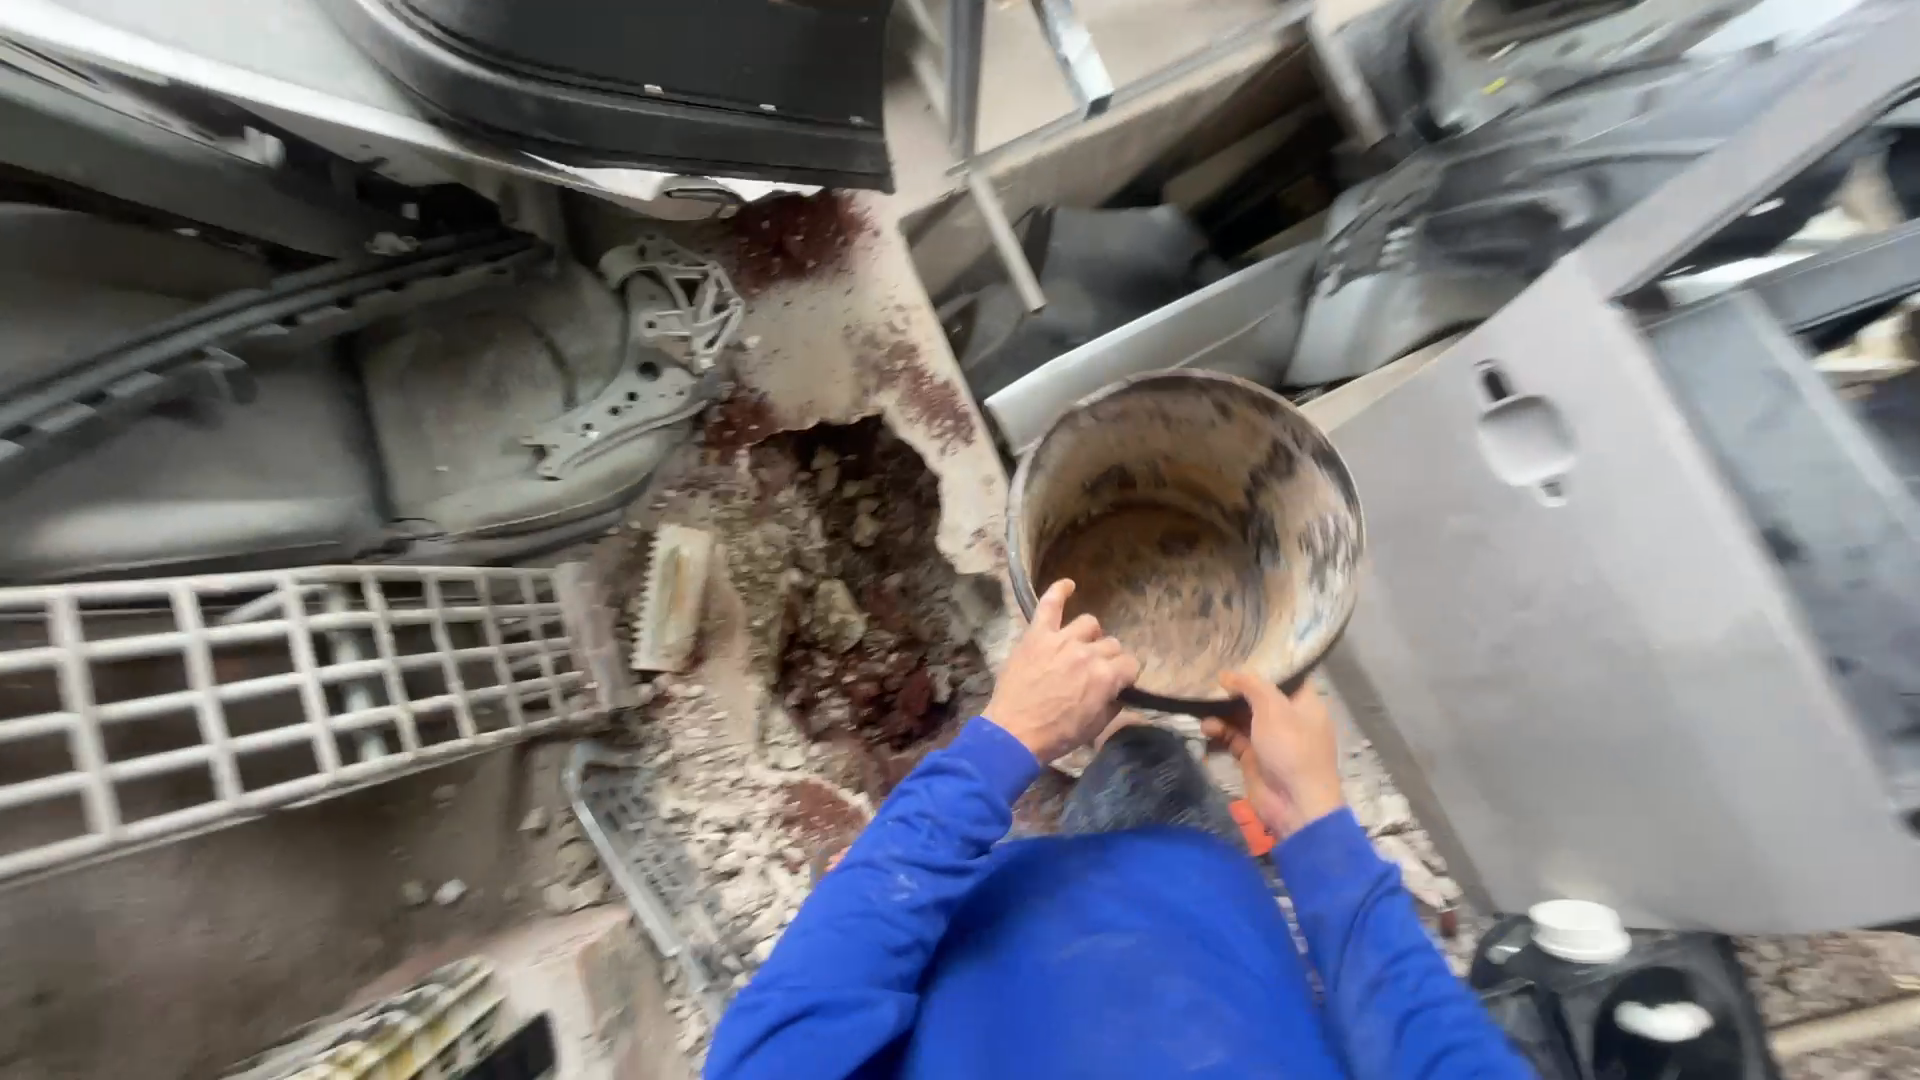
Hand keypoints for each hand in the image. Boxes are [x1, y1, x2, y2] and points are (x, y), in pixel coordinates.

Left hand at [984, 580, 1140, 762]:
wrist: (1014, 733)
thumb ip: (1113, 704)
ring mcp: (1061, 640)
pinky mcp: (1037, 635)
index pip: (1130, 664)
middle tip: (1092, 674)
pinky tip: (1068, 584)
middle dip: (1107, 659)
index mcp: (1106, 677)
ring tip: (1079, 648)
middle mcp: (1088, 653)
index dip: (1124, 675)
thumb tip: (1119, 691)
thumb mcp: (1095, 728)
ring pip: (1088, 624)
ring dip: (1089, 636)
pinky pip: (1049, 604)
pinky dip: (1059, 591)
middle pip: (1111, 644)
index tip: (1116, 684)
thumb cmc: (1056, 735)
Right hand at [1202, 671, 1343, 839]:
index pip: (1285, 678)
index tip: (1236, 655)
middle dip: (1235, 690)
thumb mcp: (1273, 709)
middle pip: (1258, 697)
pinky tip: (1206, 728)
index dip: (1263, 667)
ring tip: (1203, 708)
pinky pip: (1233, 738)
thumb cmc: (1290, 749)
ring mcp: (1271, 740)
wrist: (1295, 804)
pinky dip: (1220, 732)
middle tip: (1210, 679)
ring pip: (1242, 718)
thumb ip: (1251, 686)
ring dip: (1222, 712)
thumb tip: (1227, 675)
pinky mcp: (1254, 757)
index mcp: (1304, 705)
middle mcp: (1289, 720)